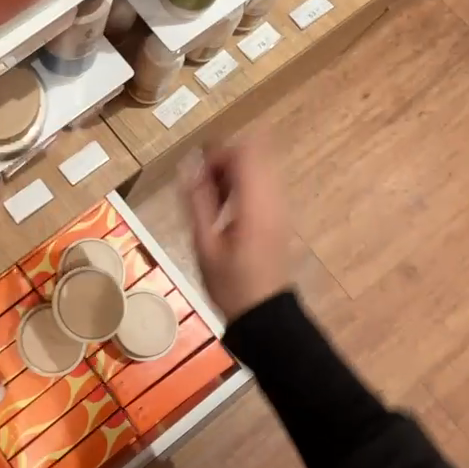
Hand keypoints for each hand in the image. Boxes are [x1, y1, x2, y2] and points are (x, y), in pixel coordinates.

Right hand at [185, 131, 292, 319]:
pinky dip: (243, 185)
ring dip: (234, 173)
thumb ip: (196, 201)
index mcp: (255, 204)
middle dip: (225, 161)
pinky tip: (227, 209)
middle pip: (254, 153)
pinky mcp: (281, 216)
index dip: (217, 154)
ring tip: (213, 198)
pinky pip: (263, 184)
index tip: (197, 174)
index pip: (243, 153)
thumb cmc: (230, 283)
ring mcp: (281, 207)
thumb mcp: (204, 244)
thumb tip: (187, 167)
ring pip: (259, 167)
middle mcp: (274, 199)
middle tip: (203, 184)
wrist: (264, 314)